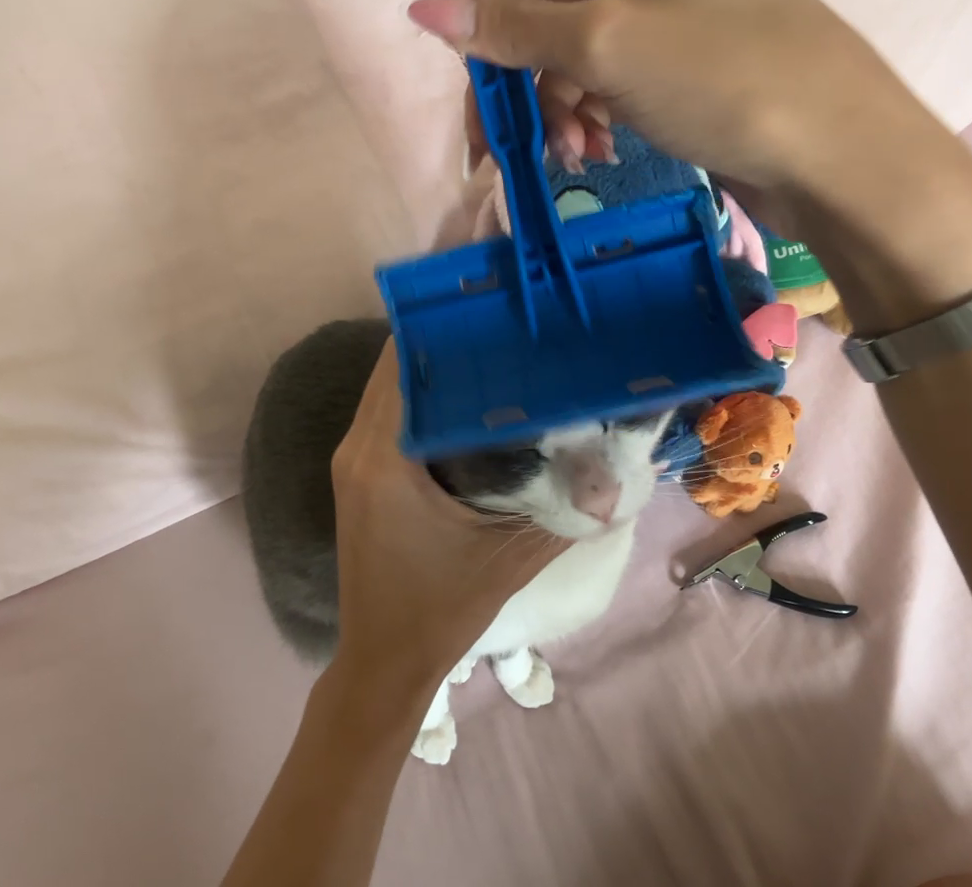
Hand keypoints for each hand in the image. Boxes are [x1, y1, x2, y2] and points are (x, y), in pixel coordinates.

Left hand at [328, 340, 569, 688]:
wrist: (385, 661)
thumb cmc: (442, 610)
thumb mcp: (511, 558)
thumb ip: (563, 507)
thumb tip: (618, 466)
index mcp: (386, 459)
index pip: (407, 366)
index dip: (447, 330)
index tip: (497, 311)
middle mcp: (358, 448)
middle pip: (396, 368)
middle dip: (446, 342)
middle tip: (506, 326)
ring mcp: (353, 461)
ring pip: (391, 389)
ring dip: (435, 369)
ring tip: (495, 352)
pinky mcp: (359, 475)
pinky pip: (390, 415)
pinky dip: (424, 398)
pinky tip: (472, 399)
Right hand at [407, 0, 971, 331]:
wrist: (836, 149)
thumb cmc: (718, 71)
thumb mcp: (604, 44)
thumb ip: (512, 28)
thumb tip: (424, 10)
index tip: (467, 19)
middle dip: (523, 65)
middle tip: (497, 131)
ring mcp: (675, 16)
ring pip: (582, 49)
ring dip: (559, 102)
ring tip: (568, 154)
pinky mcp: (688, 72)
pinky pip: (617, 81)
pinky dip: (595, 115)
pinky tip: (593, 154)